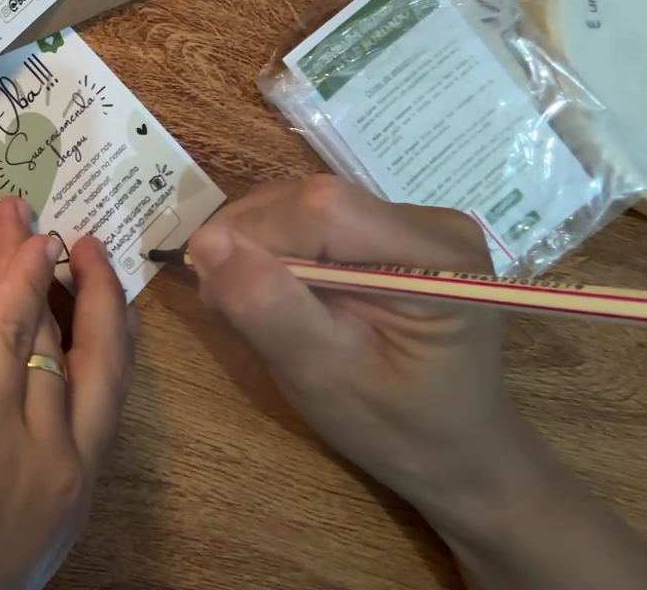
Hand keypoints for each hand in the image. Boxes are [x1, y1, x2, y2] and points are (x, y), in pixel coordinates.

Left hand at [0, 198, 133, 589]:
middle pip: (103, 365)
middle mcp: (69, 469)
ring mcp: (35, 439)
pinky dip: (22, 282)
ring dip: (48, 272)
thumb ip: (5, 473)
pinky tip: (27, 248)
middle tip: (94, 251)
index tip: (111, 312)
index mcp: (68, 498)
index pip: (100, 408)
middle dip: (106, 302)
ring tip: (43, 228)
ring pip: (53, 334)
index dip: (108, 350)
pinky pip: (13, 330)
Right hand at [185, 176, 511, 512]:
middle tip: (232, 308)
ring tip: (254, 305)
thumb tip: (203, 240)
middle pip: (298, 201)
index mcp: (434, 258)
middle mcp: (422, 221)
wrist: (443, 446)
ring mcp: (397, 217)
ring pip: (285, 203)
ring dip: (247, 248)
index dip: (255, 238)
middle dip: (245, 246)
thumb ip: (265, 305)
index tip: (223, 294)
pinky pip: (290, 214)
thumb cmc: (392, 425)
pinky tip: (273, 289)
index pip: (320, 210)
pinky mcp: (372, 223)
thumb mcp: (319, 375)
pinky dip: (262, 248)